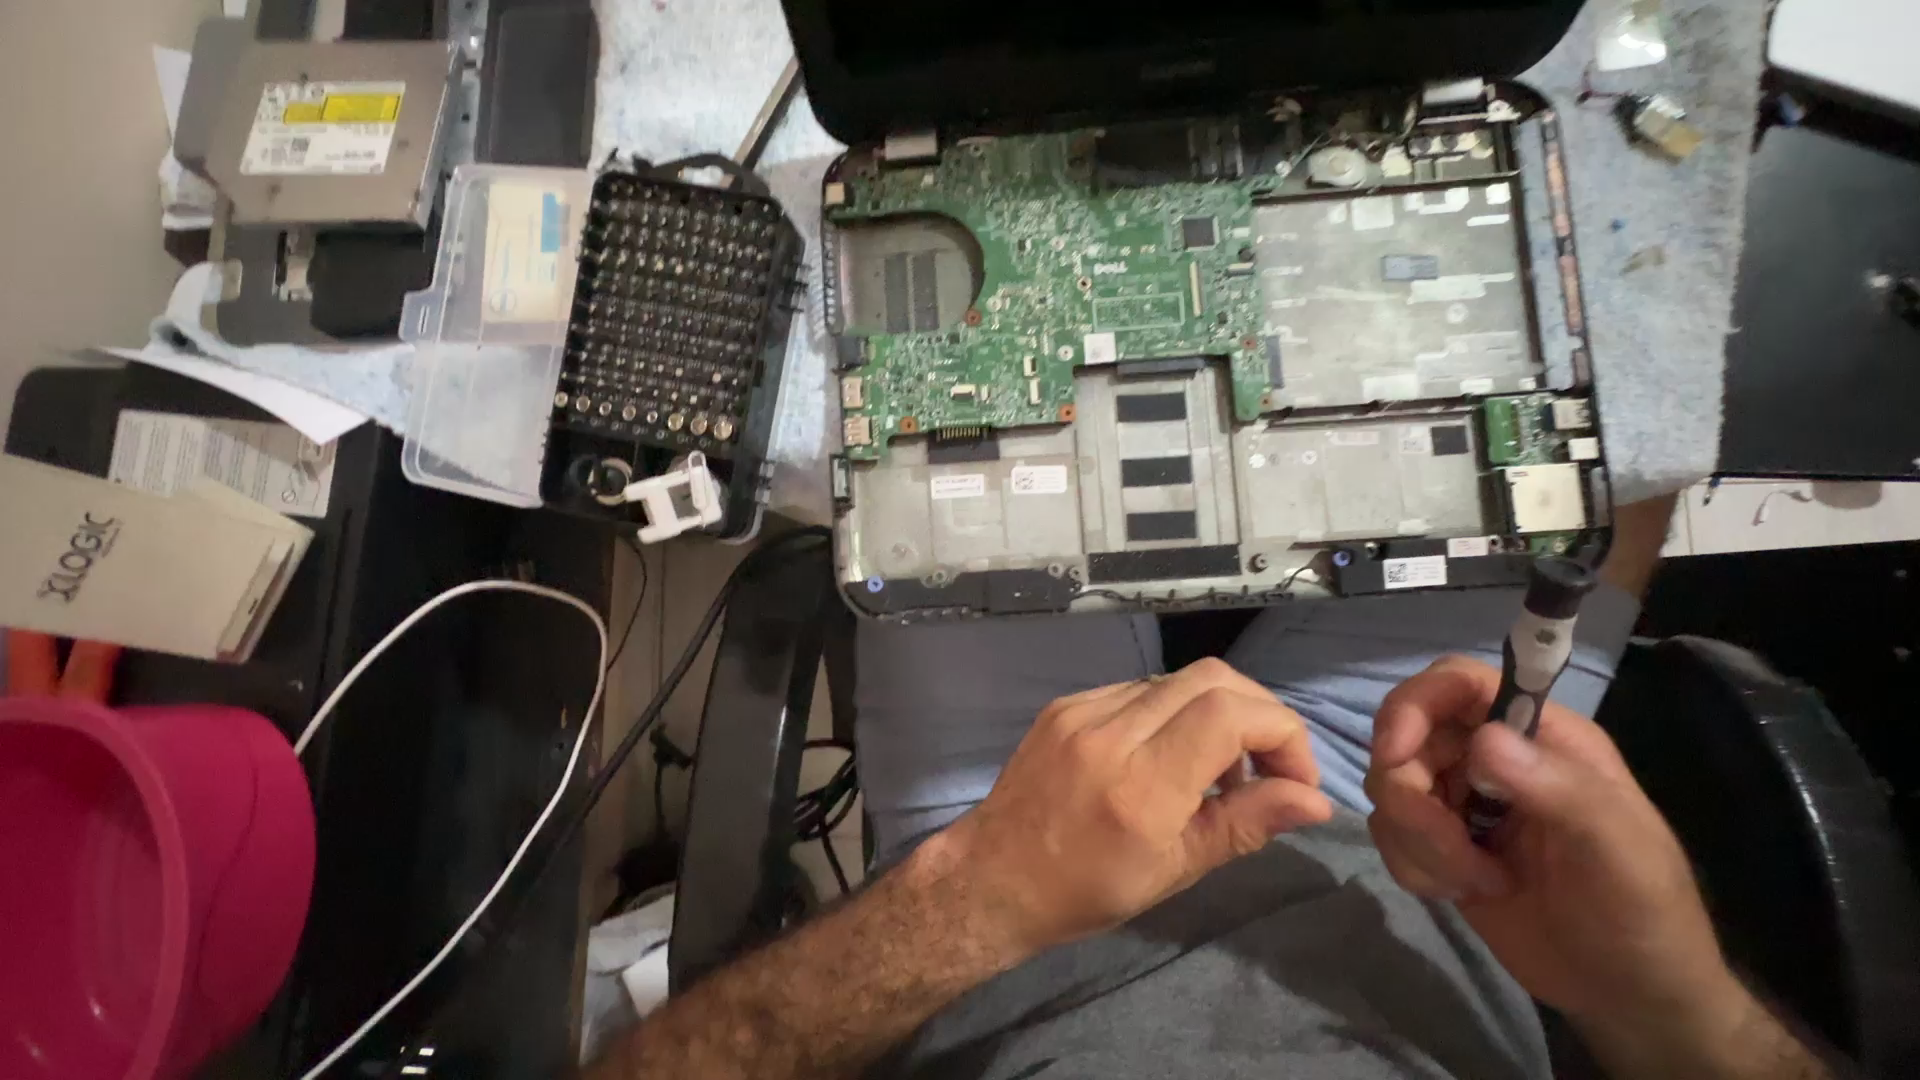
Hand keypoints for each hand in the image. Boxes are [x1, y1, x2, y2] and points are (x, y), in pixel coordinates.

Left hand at [935, 658, 1333, 955]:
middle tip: (1267, 766)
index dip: (1281, 733)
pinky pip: (1136, 689)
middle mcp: (1109, 732)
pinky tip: (1167, 753)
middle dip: (1258, 713)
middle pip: (1210, 678)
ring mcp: (1081, 710)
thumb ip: (1244, 824)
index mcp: (1140, 785)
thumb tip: (1314, 800)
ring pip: (1174, 680)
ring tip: (1215, 769)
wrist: (993, 874)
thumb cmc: (1085, 890)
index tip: (1294, 779)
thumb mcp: (1173, 870)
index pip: (1229, 714)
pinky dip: (1171, 711)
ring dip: (1214, 711)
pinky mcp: (1065, 704)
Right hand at [1365, 656, 1742, 1035]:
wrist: (1625, 997)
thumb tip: (1484, 739)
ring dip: (1419, 841)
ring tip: (1475, 881)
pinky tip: (1460, 891)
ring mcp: (1457, 797)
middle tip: (1452, 855)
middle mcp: (1489, 755)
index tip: (1395, 754)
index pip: (1455, 682)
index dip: (1413, 705)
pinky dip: (1413, 865)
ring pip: (1387, 787)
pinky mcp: (1434, 839)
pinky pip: (1387, 830)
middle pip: (1404, 738)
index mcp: (1538, 735)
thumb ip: (1558, 788)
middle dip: (1412, 800)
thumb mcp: (1618, 850)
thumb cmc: (1642, 915)